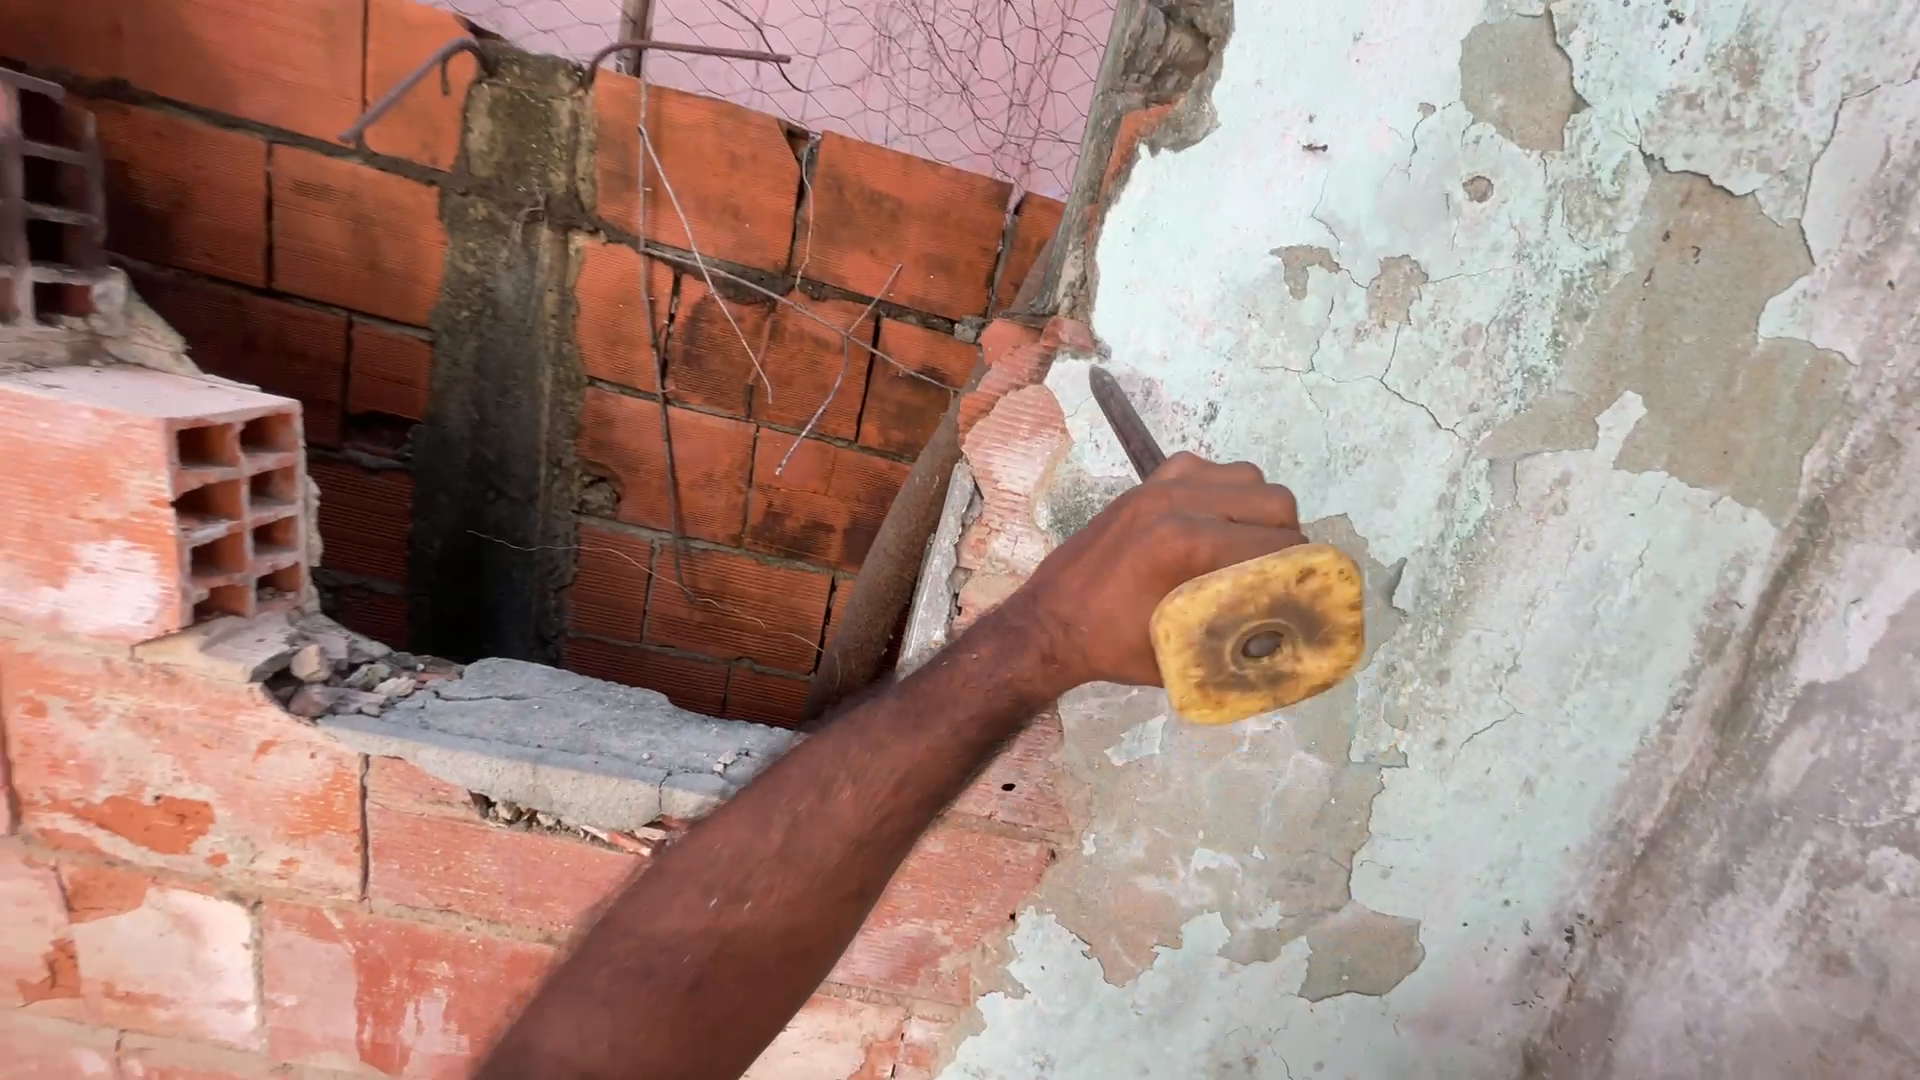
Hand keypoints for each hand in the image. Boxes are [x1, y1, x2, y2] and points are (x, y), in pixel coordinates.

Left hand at [1006, 453, 1304, 690]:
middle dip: (1287, 536)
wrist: (1048, 621)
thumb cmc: (1111, 645)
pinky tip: (1213, 520)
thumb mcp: (1180, 650)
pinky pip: (1203, 467)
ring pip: (1243, 476)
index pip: (1277, 542)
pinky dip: (1220, 488)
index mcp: (1186, 543)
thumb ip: (1238, 635)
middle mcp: (1175, 502)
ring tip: (1248, 544)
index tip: (1307, 589)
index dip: (1303, 568)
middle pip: (1271, 500)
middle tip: (1279, 570)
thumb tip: (1290, 631)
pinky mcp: (1142, 484)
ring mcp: (1157, 486)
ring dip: (1257, 509)